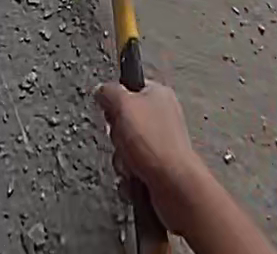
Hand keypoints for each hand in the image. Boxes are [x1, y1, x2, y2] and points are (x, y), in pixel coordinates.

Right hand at [96, 80, 213, 228]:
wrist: (175, 188)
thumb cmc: (153, 142)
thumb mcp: (124, 104)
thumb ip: (109, 92)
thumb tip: (101, 91)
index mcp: (158, 95)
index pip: (128, 88)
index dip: (116, 101)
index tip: (112, 111)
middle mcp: (161, 118)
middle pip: (124, 122)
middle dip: (117, 136)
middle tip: (124, 140)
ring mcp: (160, 146)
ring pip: (125, 149)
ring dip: (122, 160)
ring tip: (132, 165)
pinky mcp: (158, 171)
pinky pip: (132, 171)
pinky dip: (129, 178)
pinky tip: (136, 180)